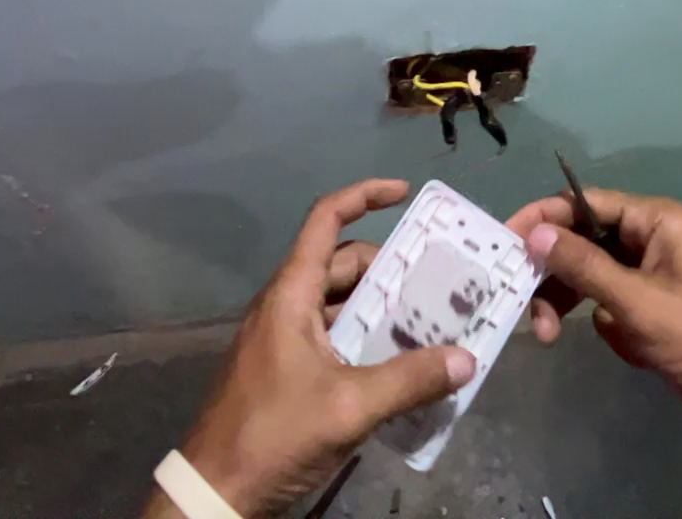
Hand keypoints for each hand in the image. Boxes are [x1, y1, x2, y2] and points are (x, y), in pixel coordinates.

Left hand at [150, 180, 475, 518]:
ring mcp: (284, 334)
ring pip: (339, 301)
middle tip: (437, 283)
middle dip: (389, 267)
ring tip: (429, 323)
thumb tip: (466, 359)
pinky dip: (365, 336)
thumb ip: (410, 380)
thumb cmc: (274, 433)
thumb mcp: (349, 407)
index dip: (364, 195)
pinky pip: (332, 333)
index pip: (326, 218)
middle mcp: (287, 302)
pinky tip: (398, 363)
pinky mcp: (286, 365)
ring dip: (380, 306)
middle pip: (343, 263)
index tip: (404, 192)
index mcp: (292, 291)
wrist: (215, 492)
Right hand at [506, 189, 681, 518]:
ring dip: (571, 303)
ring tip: (550, 337)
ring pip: (594, 276)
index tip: (503, 242)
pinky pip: (613, 304)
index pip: (584, 203)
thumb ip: (582, 265)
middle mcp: (655, 240)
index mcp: (658, 222)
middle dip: (554, 273)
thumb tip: (532, 232)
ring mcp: (657, 276)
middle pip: (584, 240)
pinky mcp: (660, 310)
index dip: (541, 218)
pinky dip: (607, 325)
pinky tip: (627, 348)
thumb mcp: (639, 304)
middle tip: (524, 306)